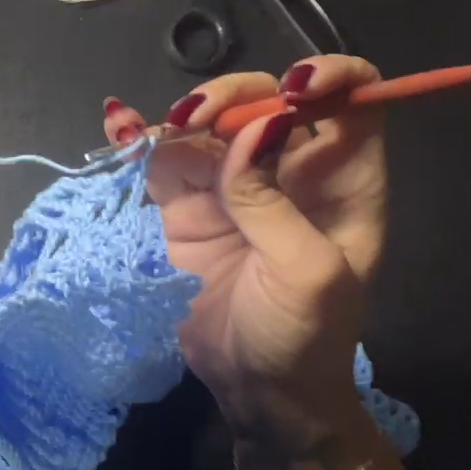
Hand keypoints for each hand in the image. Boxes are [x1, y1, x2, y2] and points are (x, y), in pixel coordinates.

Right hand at [105, 56, 387, 424]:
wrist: (255, 391)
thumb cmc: (304, 337)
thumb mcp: (304, 273)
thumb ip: (272, 200)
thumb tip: (251, 126)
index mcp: (341, 181)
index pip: (353, 100)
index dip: (330, 78)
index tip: (292, 89)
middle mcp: (287, 170)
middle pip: (263, 99)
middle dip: (230, 98)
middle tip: (195, 121)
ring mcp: (229, 185)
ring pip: (206, 123)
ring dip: (177, 116)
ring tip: (146, 134)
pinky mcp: (183, 205)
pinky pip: (161, 159)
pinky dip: (138, 137)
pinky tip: (117, 124)